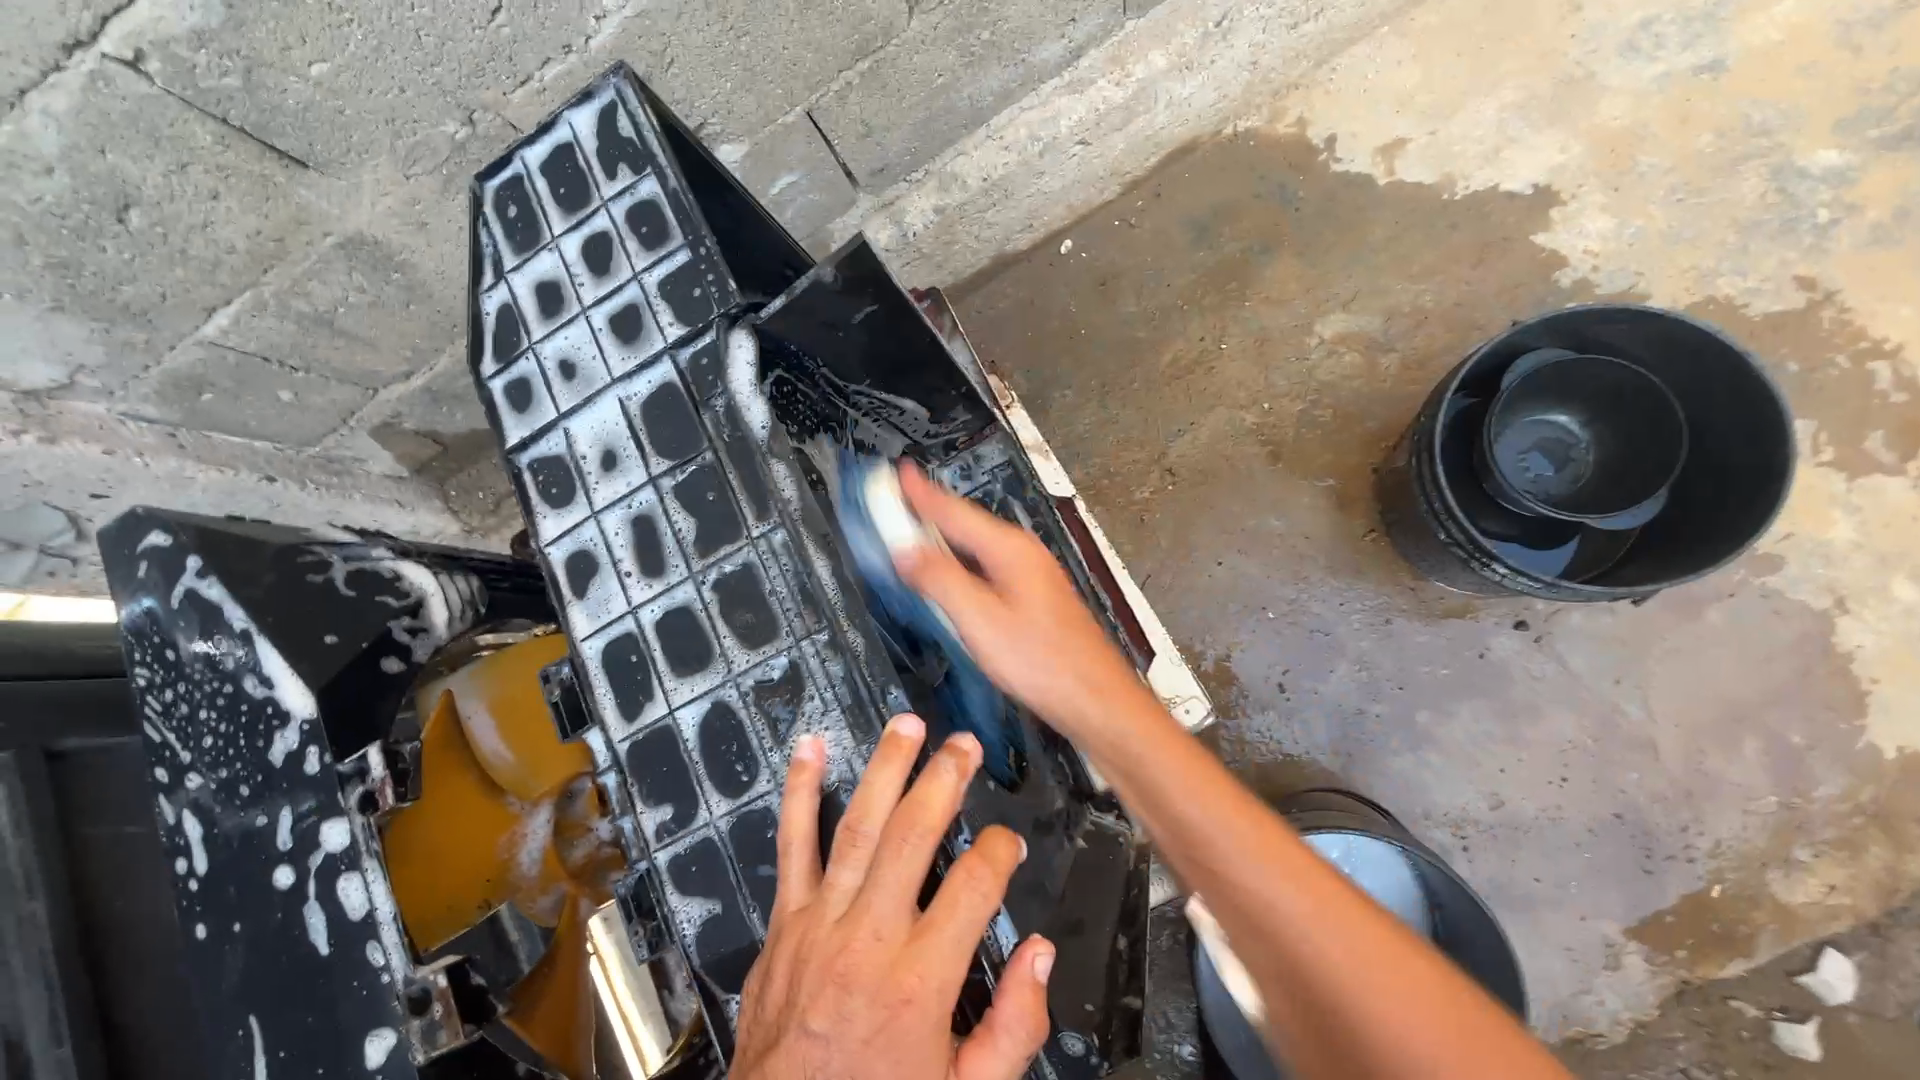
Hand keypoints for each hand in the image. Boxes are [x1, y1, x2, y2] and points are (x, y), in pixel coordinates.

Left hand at [732, 715, 1055, 1079]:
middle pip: (912, 837)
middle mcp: (869, 937)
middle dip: (943, 782)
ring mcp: (820, 922)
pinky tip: (808, 749)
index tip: (1009, 842)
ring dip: (885, 769)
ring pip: (857, 827)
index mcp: (920, 980)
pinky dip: (800, 793)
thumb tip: (1039, 952)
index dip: (998, 852)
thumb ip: (1014, 1028)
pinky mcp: (784, 921)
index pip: (973, 887)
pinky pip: (792, 847)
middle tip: (964, 744)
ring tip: (907, 725)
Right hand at [892, 465, 1159, 739]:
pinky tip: (951, 577)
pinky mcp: (1035, 597)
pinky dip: (961, 564)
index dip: (921, 492)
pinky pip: (988, 568)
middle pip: (966, 525)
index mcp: (1008, 549)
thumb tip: (904, 548)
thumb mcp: (980, 620)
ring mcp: (1032, 574)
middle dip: (929, 513)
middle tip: (896, 504)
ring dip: (944, 539)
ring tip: (913, 533)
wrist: (1094, 698)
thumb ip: (940, 580)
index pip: (954, 510)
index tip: (897, 470)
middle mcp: (1022, 552)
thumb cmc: (1038, 661)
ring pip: (978, 548)